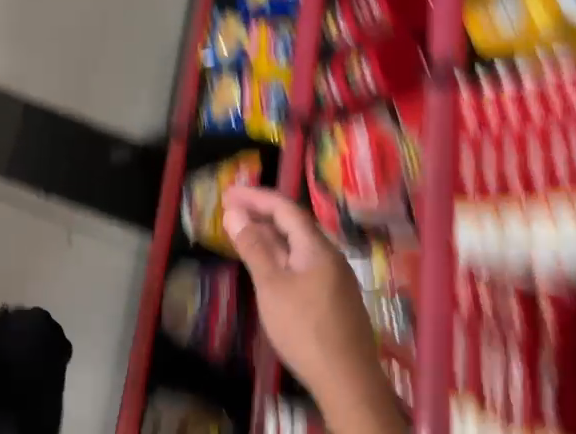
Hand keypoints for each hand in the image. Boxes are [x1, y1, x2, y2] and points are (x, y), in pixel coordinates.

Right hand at [222, 187, 403, 433]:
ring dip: (270, 235)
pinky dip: (281, 255)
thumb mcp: (270, 285)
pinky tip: (268, 267)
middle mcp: (331, 257)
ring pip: (299, 245)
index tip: (226, 193)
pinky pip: (304, 263)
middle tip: (230, 211)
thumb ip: (253, 246)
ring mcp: (336, 279)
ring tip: (243, 235)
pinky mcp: (335, 299)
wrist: (348, 383)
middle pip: (294, 224)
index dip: (254, 197)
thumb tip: (233, 212)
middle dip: (261, 213)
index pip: (285, 208)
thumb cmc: (304, 329)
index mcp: (317, 248)